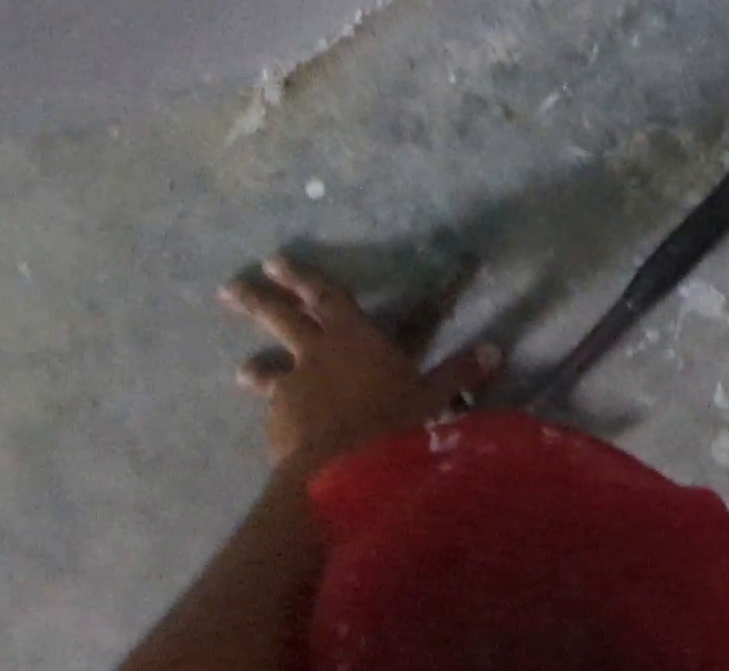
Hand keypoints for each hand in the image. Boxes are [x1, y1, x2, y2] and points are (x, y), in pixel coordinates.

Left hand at [220, 258, 501, 476]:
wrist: (337, 468)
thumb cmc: (392, 418)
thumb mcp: (434, 394)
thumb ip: (460, 371)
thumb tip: (496, 350)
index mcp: (355, 337)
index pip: (329, 298)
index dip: (305, 278)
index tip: (275, 261)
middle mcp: (318, 353)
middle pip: (284, 320)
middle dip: (260, 301)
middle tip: (232, 288)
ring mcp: (292, 388)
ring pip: (268, 368)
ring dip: (258, 367)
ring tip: (244, 369)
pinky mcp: (278, 421)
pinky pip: (277, 407)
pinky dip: (279, 406)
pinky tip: (282, 420)